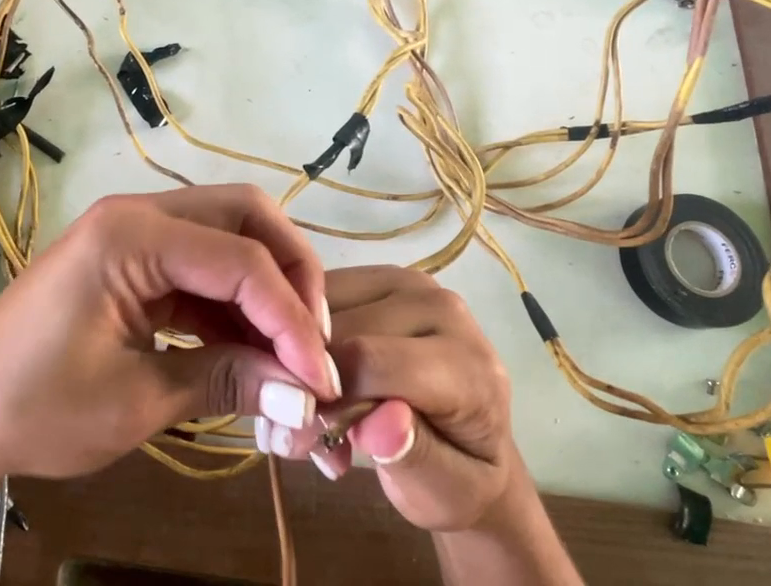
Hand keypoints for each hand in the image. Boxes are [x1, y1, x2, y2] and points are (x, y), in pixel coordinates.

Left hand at [0, 184, 338, 485]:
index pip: (241, 259)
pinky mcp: (130, 263)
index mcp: (130, 233)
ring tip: (290, 355)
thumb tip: (308, 391)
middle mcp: (136, 214)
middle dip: (290, 274)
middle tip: (314, 341)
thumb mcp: (137, 401)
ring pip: (226, 237)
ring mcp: (132, 235)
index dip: (292, 316)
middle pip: (244, 217)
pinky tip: (251, 351)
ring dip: (265, 289)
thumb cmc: (35, 409)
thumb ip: (228, 380)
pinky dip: (232, 304)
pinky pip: (199, 267)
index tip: (322, 377)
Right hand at [300, 266, 523, 532]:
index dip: (329, 399)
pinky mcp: (377, 275)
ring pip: (317, 307)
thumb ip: (414, 460)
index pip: (371, 362)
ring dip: (299, 358)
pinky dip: (302, 337)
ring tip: (314, 407)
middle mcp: (439, 306)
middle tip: (307, 432)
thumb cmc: (457, 477)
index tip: (315, 438)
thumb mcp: (444, 494)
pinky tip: (316, 376)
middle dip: (309, 381)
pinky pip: (315, 296)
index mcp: (467, 363)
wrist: (471, 444)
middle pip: (338, 332)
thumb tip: (381, 423)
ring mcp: (406, 282)